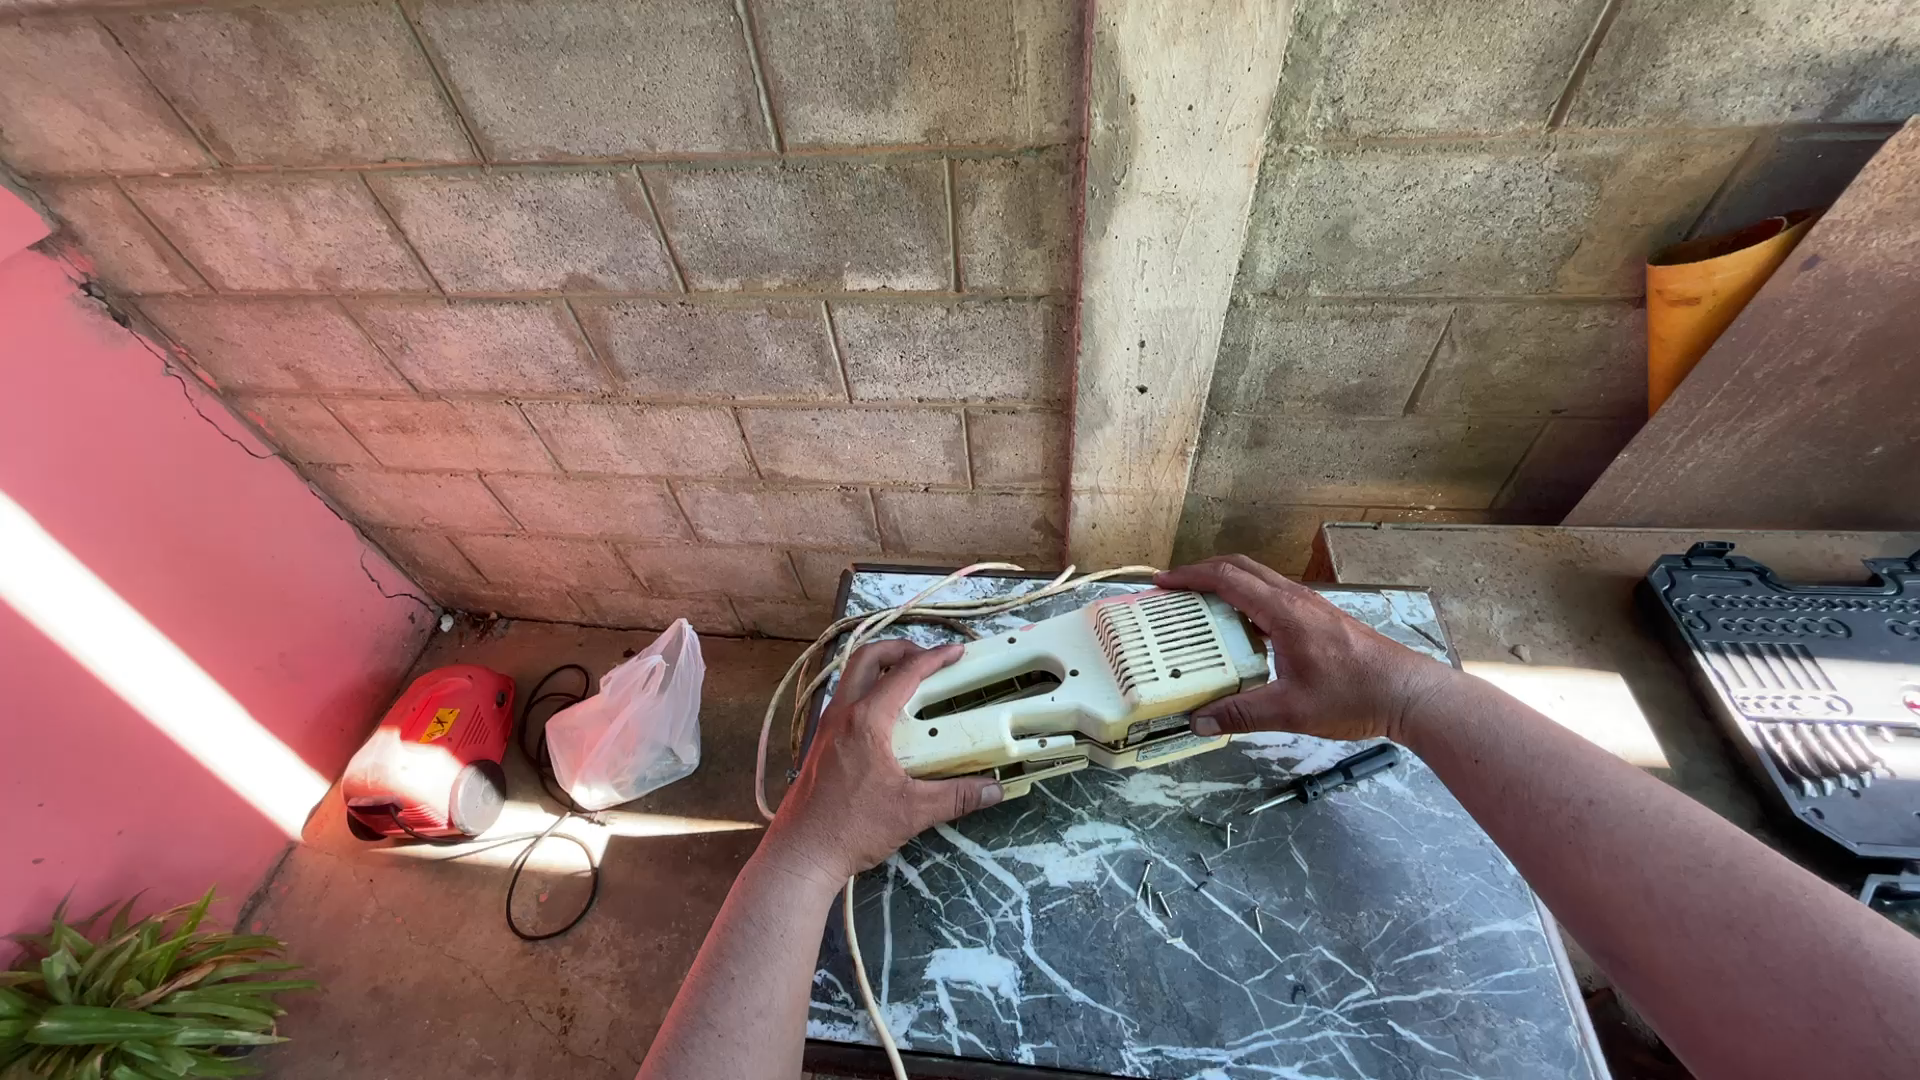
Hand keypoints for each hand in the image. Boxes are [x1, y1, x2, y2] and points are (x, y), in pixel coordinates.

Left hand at [760, 640, 1003, 887]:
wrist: (800, 853)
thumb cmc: (852, 828)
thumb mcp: (912, 812)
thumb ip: (956, 797)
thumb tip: (994, 789)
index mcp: (866, 720)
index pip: (905, 673)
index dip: (934, 657)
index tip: (957, 652)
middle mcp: (842, 713)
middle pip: (868, 657)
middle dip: (900, 648)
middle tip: (928, 659)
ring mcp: (827, 726)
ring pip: (852, 676)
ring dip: (882, 668)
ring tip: (911, 683)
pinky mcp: (821, 742)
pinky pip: (846, 698)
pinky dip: (869, 690)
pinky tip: (887, 719)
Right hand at [1155, 555, 1456, 743]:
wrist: (1411, 694)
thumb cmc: (1354, 697)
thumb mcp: (1291, 710)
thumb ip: (1241, 714)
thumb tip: (1198, 722)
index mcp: (1283, 612)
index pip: (1227, 578)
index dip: (1190, 577)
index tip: (1162, 583)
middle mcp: (1295, 598)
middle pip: (1240, 566)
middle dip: (1202, 570)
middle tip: (1174, 587)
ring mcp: (1310, 604)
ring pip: (1258, 577)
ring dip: (1225, 581)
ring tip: (1200, 602)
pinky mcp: (1320, 616)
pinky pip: (1272, 592)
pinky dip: (1245, 596)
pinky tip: (1240, 625)